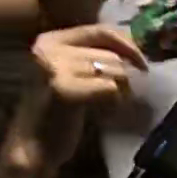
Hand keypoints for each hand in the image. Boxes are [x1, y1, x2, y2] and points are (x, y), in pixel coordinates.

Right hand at [8, 24, 147, 168]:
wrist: (33, 146)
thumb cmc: (57, 114)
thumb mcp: (72, 75)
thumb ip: (93, 57)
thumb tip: (133, 50)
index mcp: (50, 40)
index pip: (100, 30)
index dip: (128, 45)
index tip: (143, 64)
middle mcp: (49, 48)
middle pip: (111, 55)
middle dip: (124, 79)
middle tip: (119, 100)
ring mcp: (54, 67)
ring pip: (114, 71)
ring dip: (121, 93)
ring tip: (108, 107)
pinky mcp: (64, 89)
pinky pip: (110, 88)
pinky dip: (115, 103)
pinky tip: (104, 114)